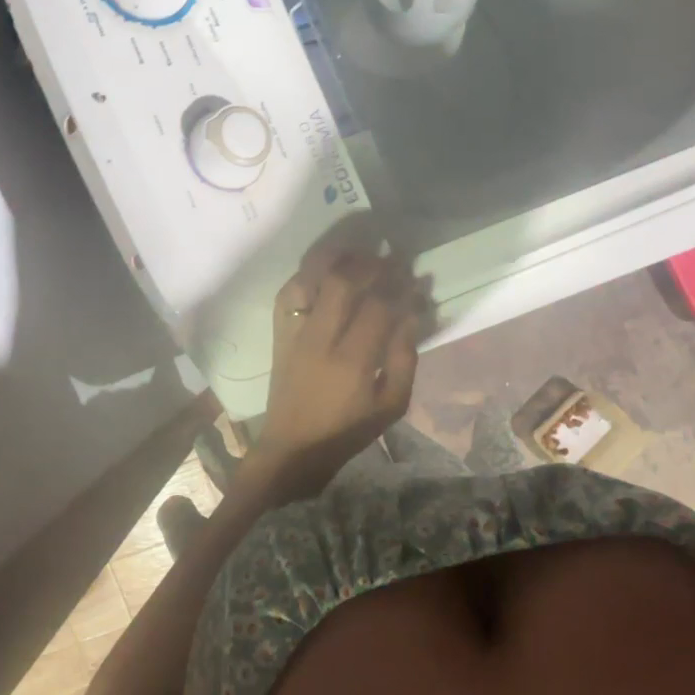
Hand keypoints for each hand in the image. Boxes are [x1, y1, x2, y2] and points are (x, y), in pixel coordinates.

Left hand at [251, 251, 426, 495]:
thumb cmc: (347, 430)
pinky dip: (308, 272)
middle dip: (372, 264)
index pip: (379, 306)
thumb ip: (404, 356)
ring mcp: (293, 332)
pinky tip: (328, 267)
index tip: (416, 278)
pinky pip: (289, 291)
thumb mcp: (391, 404)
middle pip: (343, 282)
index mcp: (351, 361)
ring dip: (336, 256)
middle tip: (392, 259)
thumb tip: (413, 312)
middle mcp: (318, 339)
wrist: (293, 445)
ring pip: (309, 278)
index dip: (401, 287)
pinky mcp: (278, 333)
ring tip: (361, 249)